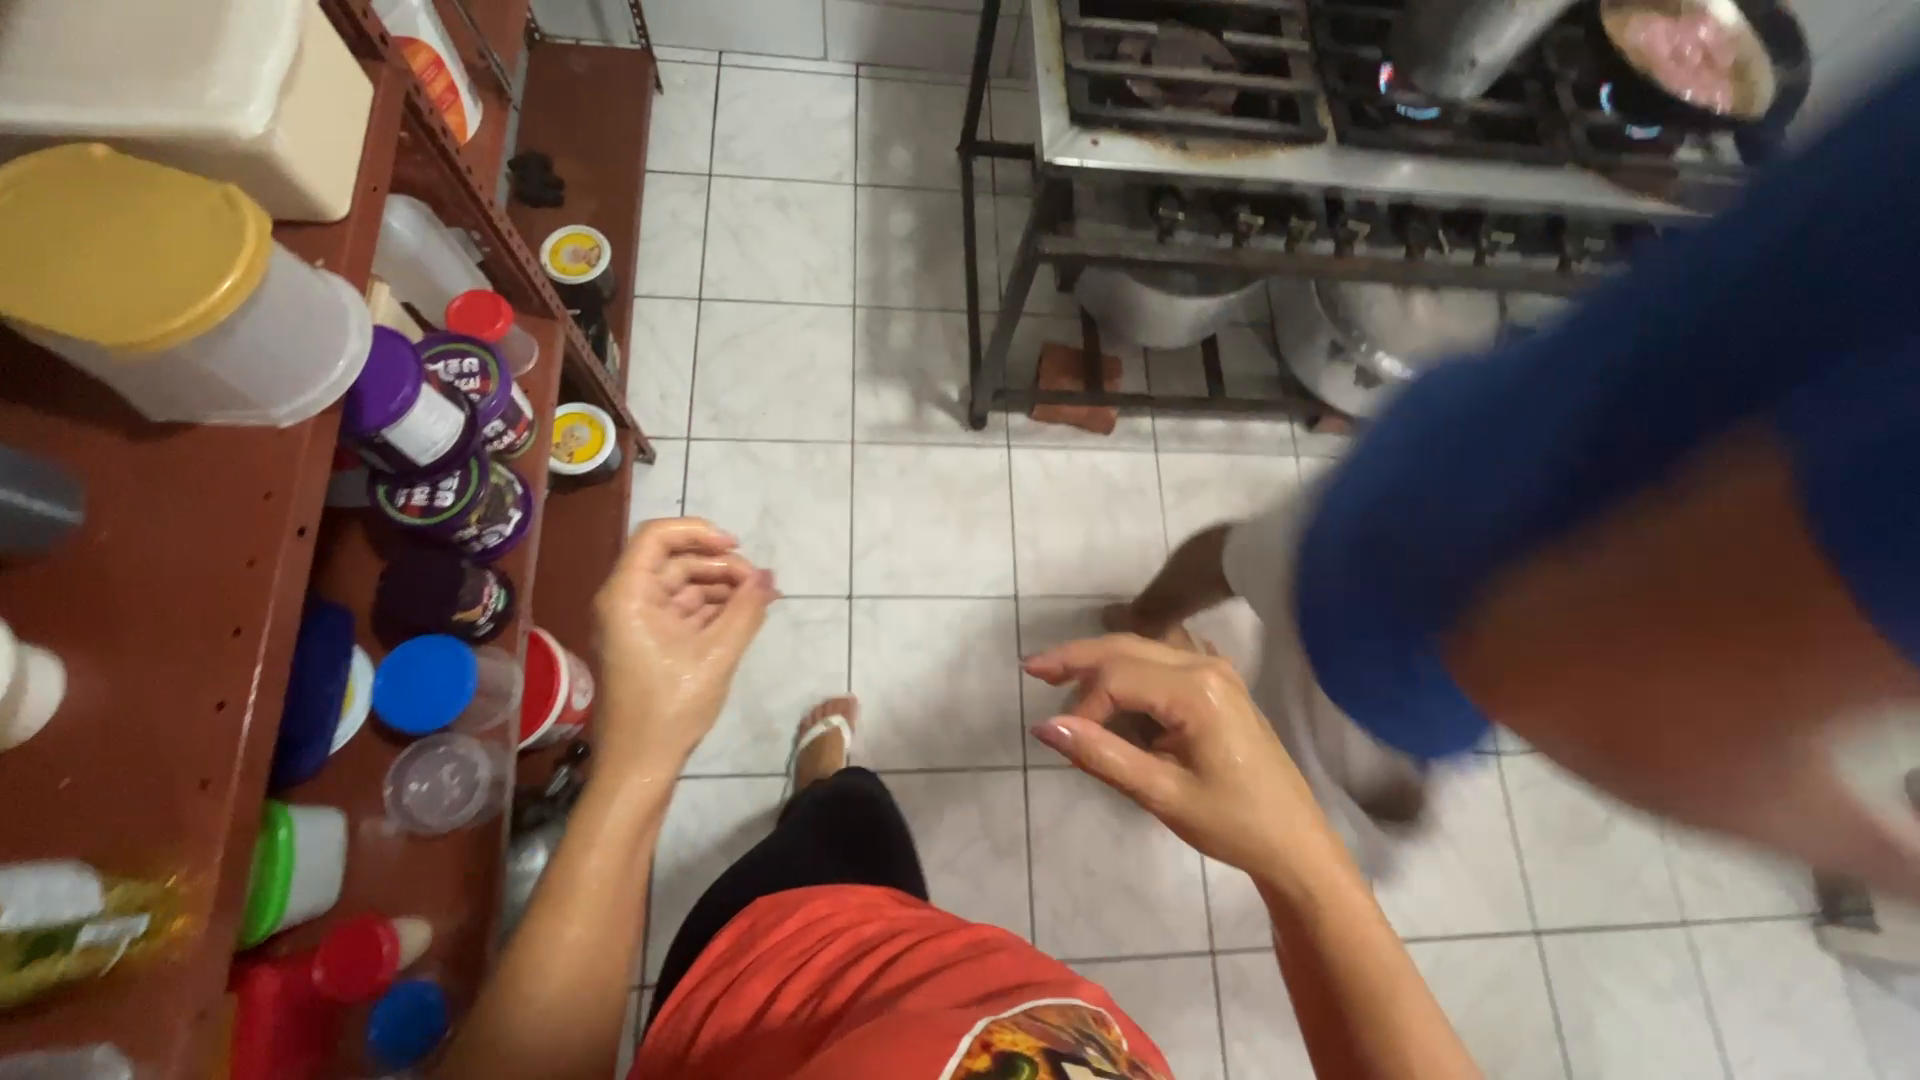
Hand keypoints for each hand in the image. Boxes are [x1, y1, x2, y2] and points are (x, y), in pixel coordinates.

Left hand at [591, 517, 776, 772]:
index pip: (657, 536)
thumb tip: (770, 576)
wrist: (639, 764)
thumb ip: (746, 610)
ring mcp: (638, 621)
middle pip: (675, 560)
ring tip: (759, 601)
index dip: (699, 532)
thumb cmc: (670, 707)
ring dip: (721, 587)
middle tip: (758, 585)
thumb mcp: (717, 655)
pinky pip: (684, 609)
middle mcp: (627, 600)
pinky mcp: (651, 641)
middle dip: (719, 565)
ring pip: (682, 584)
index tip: (737, 548)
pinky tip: (745, 616)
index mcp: (627, 595)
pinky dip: (713, 608)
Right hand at [1023, 634, 1341, 878]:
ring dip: (1098, 660)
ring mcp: (1215, 671)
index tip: (1070, 745)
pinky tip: (1104, 681)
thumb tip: (1045, 727)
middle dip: (1076, 657)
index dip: (1083, 706)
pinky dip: (1125, 667)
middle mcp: (1206, 666)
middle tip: (1030, 669)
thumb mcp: (1161, 794)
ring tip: (1055, 673)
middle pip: (1126, 648)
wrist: (1294, 842)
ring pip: (1141, 649)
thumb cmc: (1232, 823)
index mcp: (1197, 691)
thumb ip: (1101, 756)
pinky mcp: (1218, 683)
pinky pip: (1160, 661)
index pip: (1117, 679)